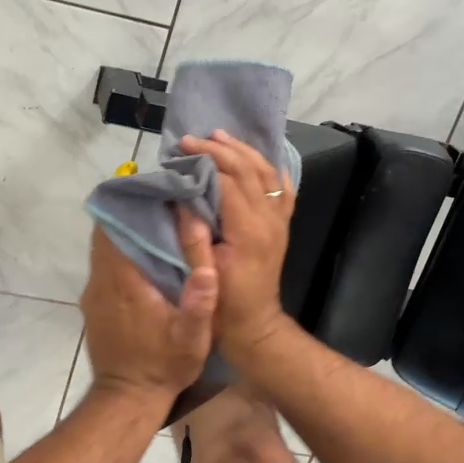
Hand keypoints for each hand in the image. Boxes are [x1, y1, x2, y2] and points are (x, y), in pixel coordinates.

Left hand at [80, 211, 218, 406]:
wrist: (127, 400)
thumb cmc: (163, 366)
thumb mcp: (192, 338)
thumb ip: (200, 302)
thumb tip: (207, 266)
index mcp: (122, 281)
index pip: (112, 228)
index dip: (127, 204)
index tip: (150, 187)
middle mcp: (101, 282)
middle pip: (105, 233)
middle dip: (127, 213)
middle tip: (157, 200)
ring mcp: (93, 294)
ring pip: (102, 249)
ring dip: (123, 233)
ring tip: (155, 222)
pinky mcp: (93, 305)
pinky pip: (103, 267)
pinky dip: (119, 254)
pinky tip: (144, 255)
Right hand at [178, 130, 294, 362]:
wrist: (254, 326)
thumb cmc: (223, 305)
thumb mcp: (201, 274)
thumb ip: (193, 237)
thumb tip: (182, 200)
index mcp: (248, 231)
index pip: (227, 182)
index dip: (203, 163)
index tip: (180, 153)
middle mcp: (268, 220)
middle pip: (247, 170)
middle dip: (219, 149)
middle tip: (192, 139)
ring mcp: (279, 221)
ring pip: (267, 173)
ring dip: (243, 151)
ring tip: (219, 136)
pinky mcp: (282, 225)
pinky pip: (283, 189)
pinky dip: (271, 169)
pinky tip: (258, 159)